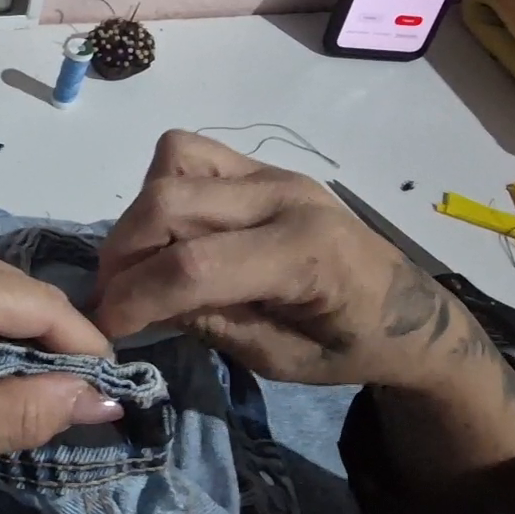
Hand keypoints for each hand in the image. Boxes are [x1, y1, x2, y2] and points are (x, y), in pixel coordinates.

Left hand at [0, 230, 123, 466]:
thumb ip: (25, 412)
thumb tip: (101, 400)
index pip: (45, 306)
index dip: (86, 350)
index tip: (109, 395)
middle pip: (26, 289)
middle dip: (56, 341)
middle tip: (68, 396)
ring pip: (4, 281)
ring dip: (24, 326)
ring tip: (25, 378)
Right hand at [94, 132, 514, 475]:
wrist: (410, 309)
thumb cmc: (351, 345)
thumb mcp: (280, 360)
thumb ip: (208, 324)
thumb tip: (136, 302)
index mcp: (307, 256)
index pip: (195, 266)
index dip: (135, 296)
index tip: (104, 325)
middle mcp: (285, 197)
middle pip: (170, 204)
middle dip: (123, 254)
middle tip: (111, 295)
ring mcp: (270, 171)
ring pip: (172, 164)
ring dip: (138, 217)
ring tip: (138, 260)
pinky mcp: (257, 164)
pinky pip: (186, 153)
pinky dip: (159, 188)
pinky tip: (167, 228)